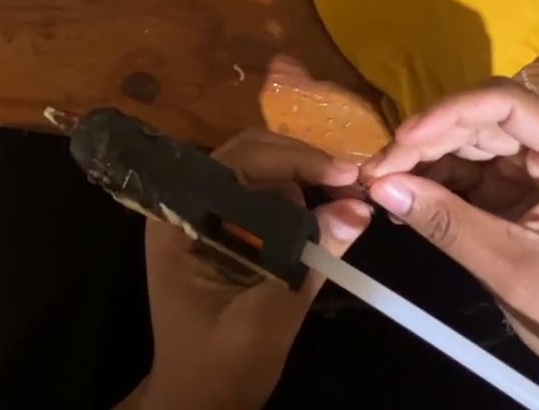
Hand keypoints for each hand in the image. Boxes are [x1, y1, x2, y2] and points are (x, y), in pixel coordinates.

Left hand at [127, 129, 372, 409]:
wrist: (197, 404)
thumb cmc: (219, 368)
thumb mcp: (268, 319)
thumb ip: (310, 260)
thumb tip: (359, 208)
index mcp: (179, 219)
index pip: (237, 161)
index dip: (293, 160)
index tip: (343, 174)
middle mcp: (186, 203)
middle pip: (250, 154)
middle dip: (303, 164)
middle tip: (352, 183)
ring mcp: (204, 211)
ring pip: (261, 168)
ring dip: (303, 177)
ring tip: (345, 198)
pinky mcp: (223, 224)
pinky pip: (264, 193)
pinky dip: (297, 198)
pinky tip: (325, 215)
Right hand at [360, 80, 538, 409]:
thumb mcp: (511, 268)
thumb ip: (447, 223)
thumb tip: (381, 186)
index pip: (510, 105)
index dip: (453, 111)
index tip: (405, 137)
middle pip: (481, 120)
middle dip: (427, 139)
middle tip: (377, 169)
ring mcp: (532, 167)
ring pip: (467, 140)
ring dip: (423, 158)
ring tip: (380, 182)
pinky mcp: (512, 187)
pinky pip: (465, 169)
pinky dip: (432, 179)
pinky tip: (401, 194)